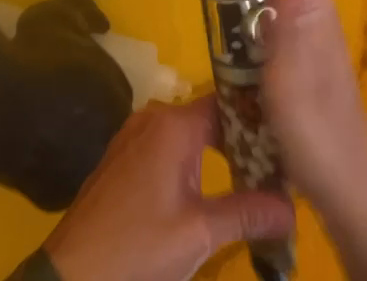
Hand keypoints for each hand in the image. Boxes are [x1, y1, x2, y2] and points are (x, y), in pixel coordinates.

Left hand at [43, 96, 296, 280]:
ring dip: (222, 151)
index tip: (291, 138)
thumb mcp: (200, 233)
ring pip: (191, 132)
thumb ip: (247, 213)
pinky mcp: (125, 157)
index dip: (261, 118)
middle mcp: (154, 118)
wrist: (73, 271)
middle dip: (246, 138)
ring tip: (259, 176)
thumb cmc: (138, 247)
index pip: (228, 103)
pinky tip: (218, 184)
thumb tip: (292, 209)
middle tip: (283, 165)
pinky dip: (197, 159)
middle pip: (211, 116)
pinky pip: (171, 145)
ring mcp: (135, 136)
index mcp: (173, 125)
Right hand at [161, 0, 366, 254]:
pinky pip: (258, 25)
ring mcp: (301, 36)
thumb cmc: (319, 140)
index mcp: (311, 11)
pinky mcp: (293, 58)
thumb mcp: (298, 87)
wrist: (347, 195)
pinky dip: (231, 21)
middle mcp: (308, 13)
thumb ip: (297, 30)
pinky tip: (213, 40)